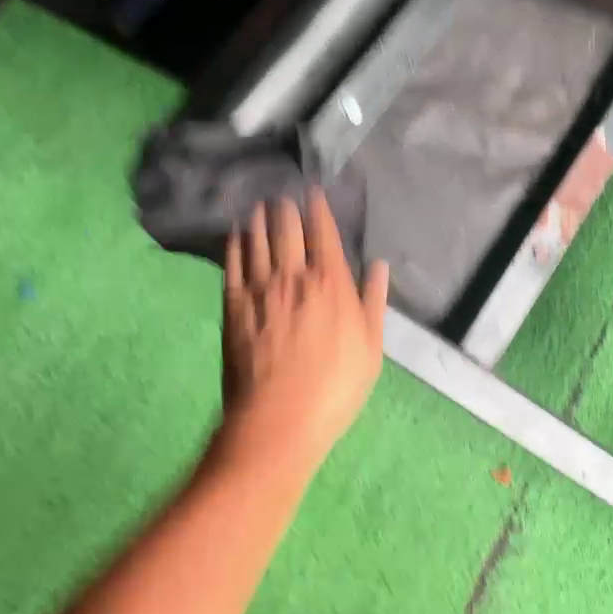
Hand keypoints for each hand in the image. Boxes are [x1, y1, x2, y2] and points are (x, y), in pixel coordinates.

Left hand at [220, 191, 389, 472]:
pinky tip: (235, 235)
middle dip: (285, 209)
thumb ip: (373, 302)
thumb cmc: (335, 387)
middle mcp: (295, 276)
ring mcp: (260, 290)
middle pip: (288, 231)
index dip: (318, 209)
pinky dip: (234, 245)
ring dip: (258, 220)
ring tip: (257, 206)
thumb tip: (379, 266)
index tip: (313, 192)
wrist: (279, 421)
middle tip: (282, 195)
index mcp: (332, 283)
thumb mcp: (370, 348)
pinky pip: (233, 266)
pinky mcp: (234, 308)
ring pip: (258, 242)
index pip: (324, 233)